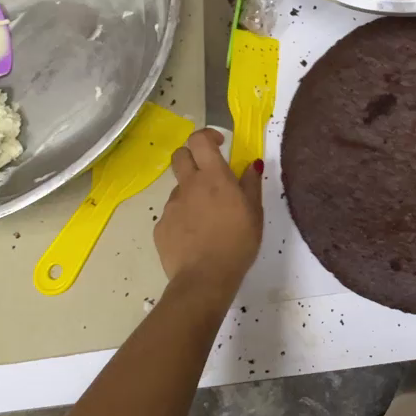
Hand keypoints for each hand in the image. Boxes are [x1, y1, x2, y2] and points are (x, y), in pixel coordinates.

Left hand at [154, 129, 263, 299]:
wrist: (204, 279)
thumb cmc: (237, 242)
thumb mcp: (254, 212)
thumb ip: (251, 184)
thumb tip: (252, 164)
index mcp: (213, 176)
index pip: (199, 139)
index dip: (207, 136)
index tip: (219, 145)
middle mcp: (189, 185)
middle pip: (180, 155)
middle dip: (191, 156)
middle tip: (208, 173)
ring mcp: (171, 206)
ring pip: (178, 188)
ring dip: (190, 193)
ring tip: (206, 218)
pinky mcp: (160, 227)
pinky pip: (171, 214)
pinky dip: (182, 218)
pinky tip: (194, 237)